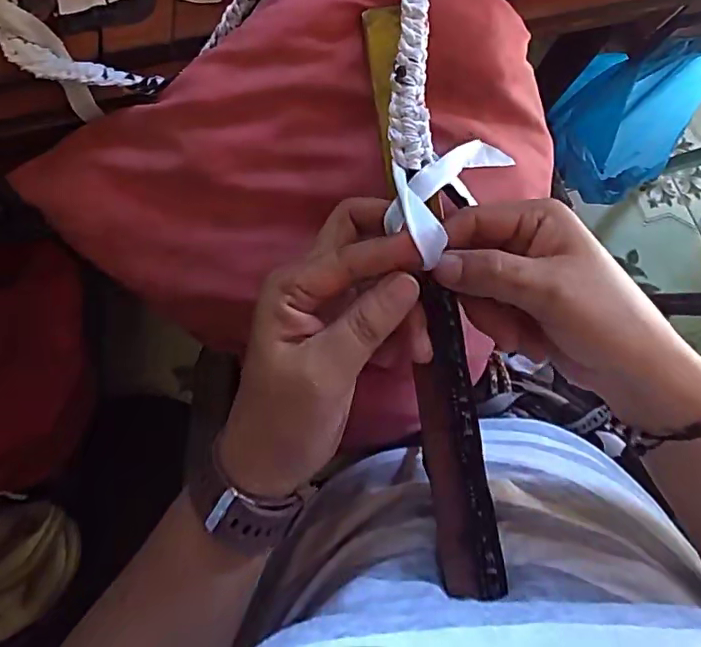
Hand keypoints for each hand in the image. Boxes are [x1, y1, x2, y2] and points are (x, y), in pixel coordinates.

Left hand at [219, 198, 430, 497]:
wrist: (267, 465)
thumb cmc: (285, 419)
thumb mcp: (325, 372)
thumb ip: (366, 323)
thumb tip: (409, 279)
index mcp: (293, 285)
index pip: (348, 250)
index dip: (391, 246)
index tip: (434, 248)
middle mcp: (311, 281)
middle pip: (357, 236)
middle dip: (395, 245)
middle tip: (434, 264)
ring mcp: (330, 300)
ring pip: (378, 273)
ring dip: (406, 299)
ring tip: (420, 346)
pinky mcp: (348, 321)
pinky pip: (384, 304)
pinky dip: (402, 321)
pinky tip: (410, 353)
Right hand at [437, 198, 700, 433]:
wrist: (641, 376)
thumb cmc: (604, 318)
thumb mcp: (546, 290)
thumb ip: (489, 271)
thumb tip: (437, 264)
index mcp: (537, 217)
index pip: (473, 219)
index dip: (446, 244)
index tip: (423, 273)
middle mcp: (526, 237)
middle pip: (469, 256)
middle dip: (477, 294)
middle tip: (499, 323)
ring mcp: (523, 272)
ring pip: (474, 287)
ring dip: (492, 317)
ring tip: (521, 336)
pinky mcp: (522, 302)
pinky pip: (488, 309)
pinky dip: (502, 329)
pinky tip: (529, 343)